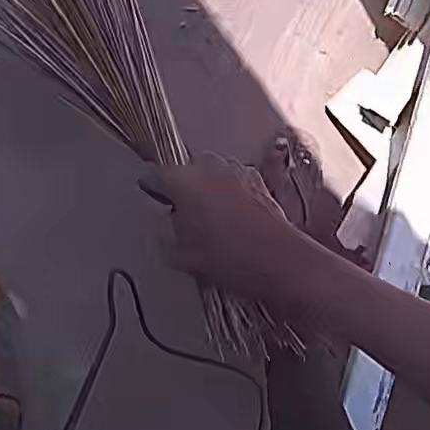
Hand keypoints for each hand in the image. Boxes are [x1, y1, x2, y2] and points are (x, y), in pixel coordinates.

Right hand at [138, 153, 324, 302]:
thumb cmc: (231, 258)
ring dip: (207, 187)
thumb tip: (175, 223)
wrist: (280, 262)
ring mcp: (237, 171)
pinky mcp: (258, 180)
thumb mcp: (184, 254)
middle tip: (180, 212)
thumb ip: (172, 231)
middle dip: (181, 186)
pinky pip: (233, 181)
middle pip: (185, 169)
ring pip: (211, 172)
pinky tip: (231, 218)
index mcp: (184, 180)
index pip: (155, 174)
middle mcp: (210, 167)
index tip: (148, 193)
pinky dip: (229, 192)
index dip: (149, 186)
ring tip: (208, 217)